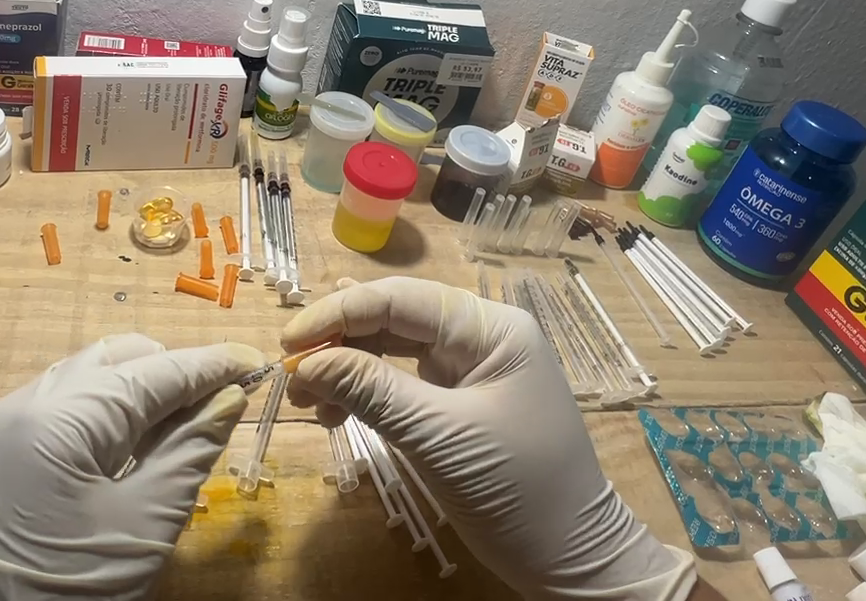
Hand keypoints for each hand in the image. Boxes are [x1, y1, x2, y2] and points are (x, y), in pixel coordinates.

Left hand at [0, 334, 261, 599]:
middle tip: (217, 404)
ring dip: (141, 387)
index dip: (212, 363)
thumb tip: (230, 395)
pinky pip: (64, 401)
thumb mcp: (141, 528)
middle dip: (173, 371)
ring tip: (178, 426)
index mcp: (62, 418)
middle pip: (120, 357)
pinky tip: (129, 445)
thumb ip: (190, 450)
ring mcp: (5, 420)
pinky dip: (106, 408)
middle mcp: (28, 400)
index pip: (156, 371)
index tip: (256, 360)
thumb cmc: (61, 594)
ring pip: (91, 373)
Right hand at [283, 276, 692, 600]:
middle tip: (292, 371)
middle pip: (395, 318)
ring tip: (307, 397)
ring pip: (394, 348)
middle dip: (340, 341)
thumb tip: (306, 361)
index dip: (339, 314)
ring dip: (348, 368)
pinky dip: (368, 393)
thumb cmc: (518, 493)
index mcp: (490, 327)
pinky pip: (405, 380)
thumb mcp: (440, 439)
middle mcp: (480, 334)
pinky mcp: (461, 399)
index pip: (400, 299)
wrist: (576, 566)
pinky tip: (336, 410)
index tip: (289, 341)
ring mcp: (472, 366)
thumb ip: (372, 391)